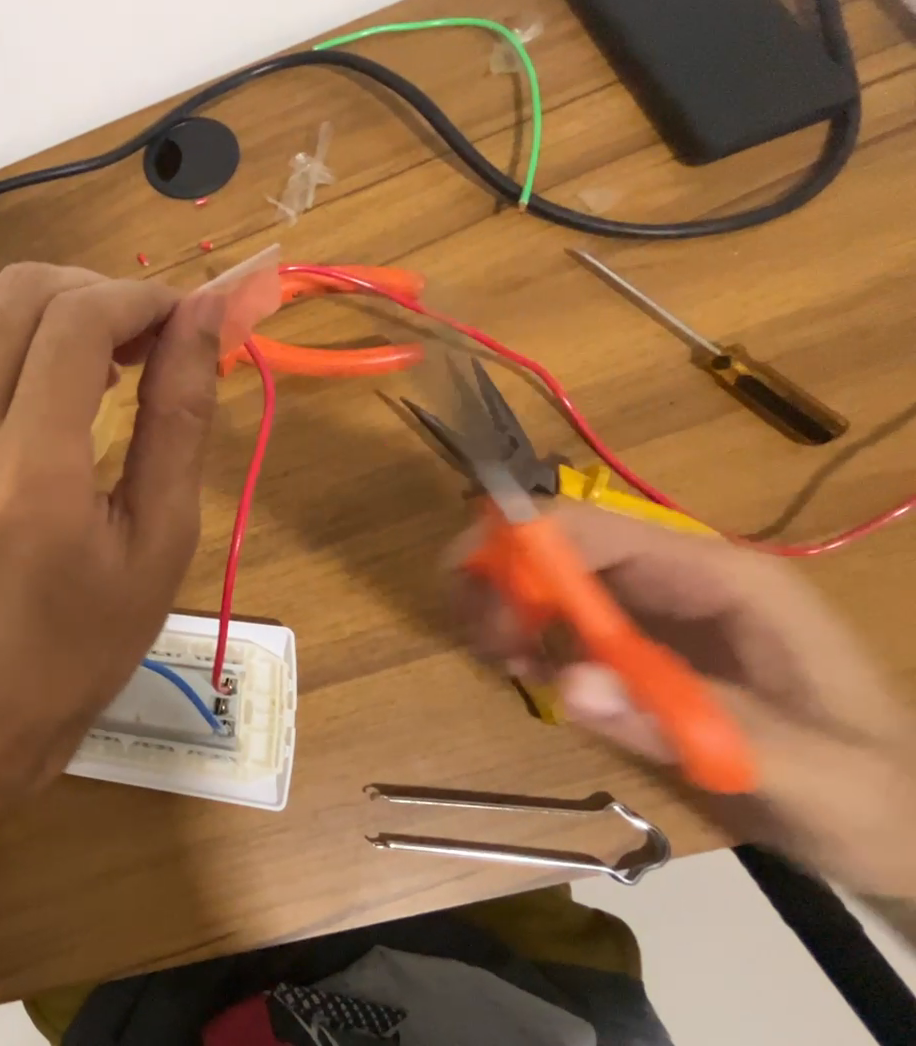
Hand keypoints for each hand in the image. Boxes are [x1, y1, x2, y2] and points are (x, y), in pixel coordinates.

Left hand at [0, 263, 221, 798]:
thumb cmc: (87, 640)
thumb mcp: (160, 538)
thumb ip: (180, 413)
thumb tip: (208, 311)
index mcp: (29, 477)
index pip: (75, 319)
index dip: (139, 297)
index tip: (180, 322)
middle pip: (17, 293)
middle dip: (93, 290)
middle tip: (143, 340)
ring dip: (46, 307)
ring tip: (97, 360)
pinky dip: (5, 338)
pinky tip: (44, 382)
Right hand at [453, 502, 915, 897]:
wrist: (903, 825)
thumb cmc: (874, 797)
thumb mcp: (804, 774)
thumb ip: (689, 726)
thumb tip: (567, 684)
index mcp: (722, 579)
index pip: (590, 529)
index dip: (517, 553)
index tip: (480, 614)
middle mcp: (677, 576)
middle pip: (550, 543)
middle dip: (497, 584)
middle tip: (489, 650)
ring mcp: (653, 605)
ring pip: (540, 573)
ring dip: (500, 609)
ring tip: (507, 665)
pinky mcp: (635, 638)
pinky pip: (552, 612)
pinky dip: (518, 633)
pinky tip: (528, 673)